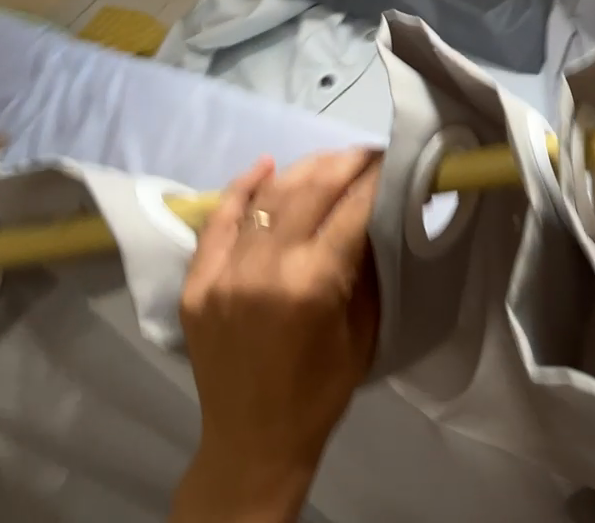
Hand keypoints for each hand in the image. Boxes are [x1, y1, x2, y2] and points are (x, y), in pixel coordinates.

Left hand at [170, 150, 381, 522]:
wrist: (253, 440)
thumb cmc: (324, 387)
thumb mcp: (365, 324)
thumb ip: (369, 262)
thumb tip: (383, 208)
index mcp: (314, 284)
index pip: (353, 207)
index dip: (378, 177)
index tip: (397, 160)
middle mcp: (265, 269)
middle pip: (311, 190)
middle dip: (347, 164)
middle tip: (371, 154)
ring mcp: (223, 274)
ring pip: (269, 197)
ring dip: (306, 169)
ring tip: (333, 160)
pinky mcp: (196, 282)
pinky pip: (220, 221)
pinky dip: (244, 188)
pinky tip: (268, 165)